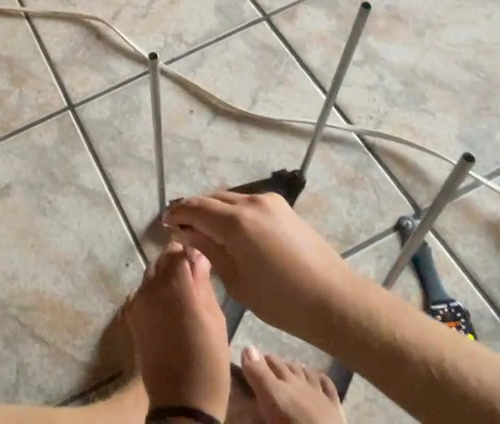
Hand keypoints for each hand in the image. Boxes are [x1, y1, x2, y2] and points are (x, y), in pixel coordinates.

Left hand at [125, 242, 230, 418]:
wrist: (182, 402)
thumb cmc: (209, 361)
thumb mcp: (215, 320)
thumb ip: (203, 284)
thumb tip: (198, 257)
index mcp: (174, 285)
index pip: (176, 250)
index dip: (188, 252)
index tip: (200, 261)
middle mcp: (150, 288)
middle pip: (160, 261)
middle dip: (175, 264)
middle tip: (194, 280)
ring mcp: (137, 303)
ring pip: (150, 276)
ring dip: (164, 279)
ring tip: (183, 298)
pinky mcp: (131, 318)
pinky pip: (143, 294)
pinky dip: (154, 294)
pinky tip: (169, 311)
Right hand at [162, 191, 361, 342]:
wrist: (335, 300)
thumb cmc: (282, 300)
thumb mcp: (237, 282)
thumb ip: (209, 251)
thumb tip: (187, 233)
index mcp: (235, 221)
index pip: (194, 208)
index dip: (176, 214)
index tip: (164, 225)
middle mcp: (251, 202)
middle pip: (211, 198)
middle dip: (193, 209)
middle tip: (180, 228)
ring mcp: (270, 202)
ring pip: (230, 199)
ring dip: (213, 210)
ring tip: (203, 230)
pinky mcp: (284, 209)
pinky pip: (248, 204)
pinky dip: (232, 212)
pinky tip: (230, 232)